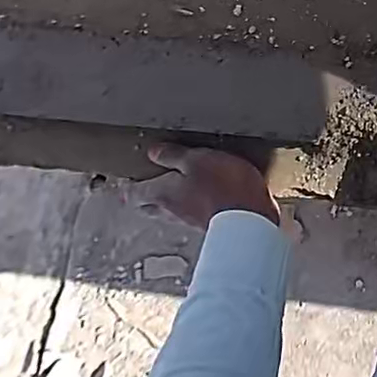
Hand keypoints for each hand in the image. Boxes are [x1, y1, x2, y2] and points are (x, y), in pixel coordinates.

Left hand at [128, 144, 278, 228]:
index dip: (128, 185)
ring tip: (173, 193)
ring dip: (167, 205)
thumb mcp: (198, 159)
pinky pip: (191, 215)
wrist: (250, 218)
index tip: (126, 179)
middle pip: (149, 206)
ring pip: (168, 213)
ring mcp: (189, 220)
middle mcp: (170, 211)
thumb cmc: (223, 185)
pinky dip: (190, 208)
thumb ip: (174, 156)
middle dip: (145, 197)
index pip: (134, 192)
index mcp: (162, 193)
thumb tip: (153, 152)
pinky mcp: (209, 224)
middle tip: (146, 188)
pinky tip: (201, 201)